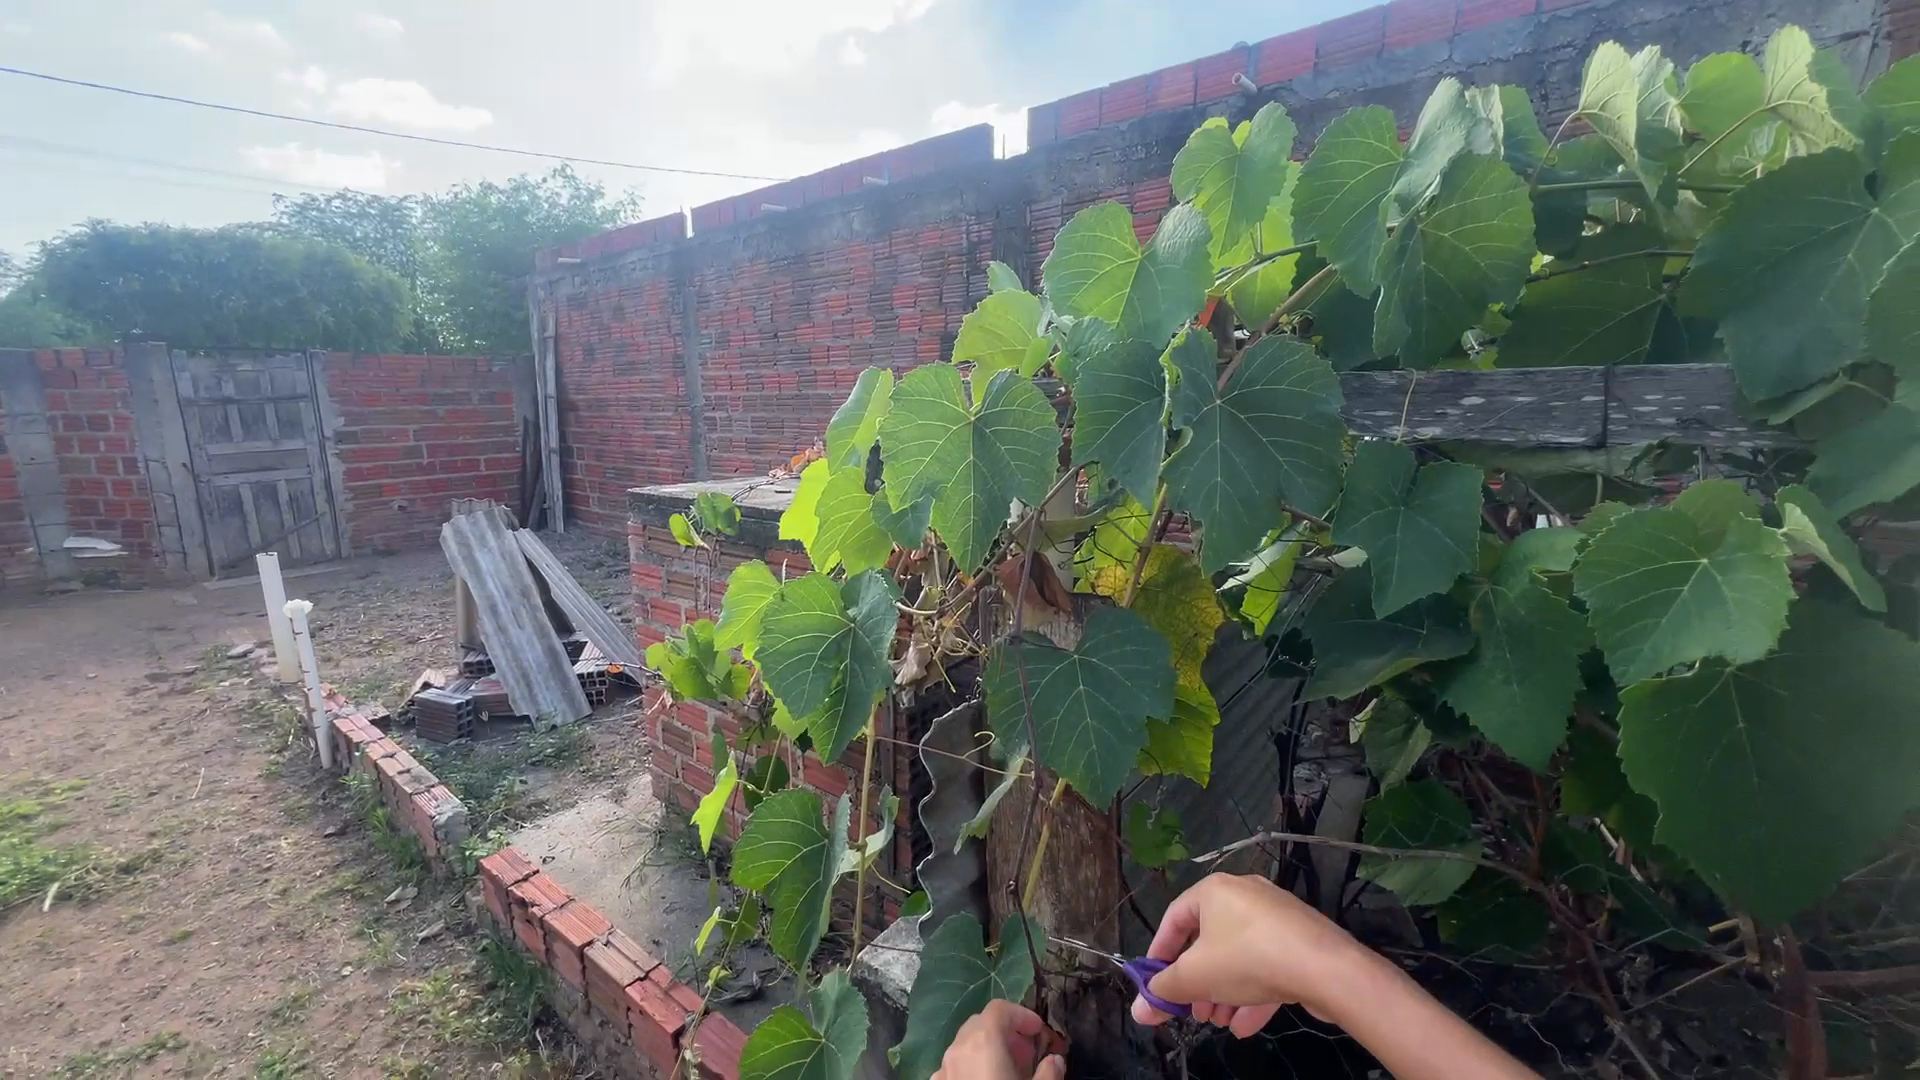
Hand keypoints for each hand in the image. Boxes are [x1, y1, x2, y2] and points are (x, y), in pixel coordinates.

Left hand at [933, 1000, 1066, 1079]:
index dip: (1022, 1015)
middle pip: (980, 1024)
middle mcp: (958, 1048)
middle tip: (1028, 1052)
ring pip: (964, 1046)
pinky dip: (968, 1069)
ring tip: (1008, 1072)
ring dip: (986, 1050)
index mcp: (983, 1040)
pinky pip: (951, 1070)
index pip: (1000, 1009)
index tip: (1040, 1032)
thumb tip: (1055, 1061)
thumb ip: (1049, 1074)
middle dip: (1005, 1032)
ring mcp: (943, 1070)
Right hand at [1131, 873, 1365, 1037]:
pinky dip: (1253, 991)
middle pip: (1209, 940)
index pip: (1174, 917)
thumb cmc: (1249, 958)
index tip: (1157, 980)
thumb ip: (1165, 990)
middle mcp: (1243, 894)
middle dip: (1199, 980)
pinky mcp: (1300, 938)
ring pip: (1240, 955)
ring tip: (1220, 1023)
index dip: (1161, 951)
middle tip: (1194, 1011)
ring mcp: (1275, 915)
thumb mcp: (1198, 976)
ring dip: (1225, 991)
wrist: (1327, 968)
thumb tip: (1138, 1010)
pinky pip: (1268, 963)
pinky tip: (1247, 1025)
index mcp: (1213, 890)